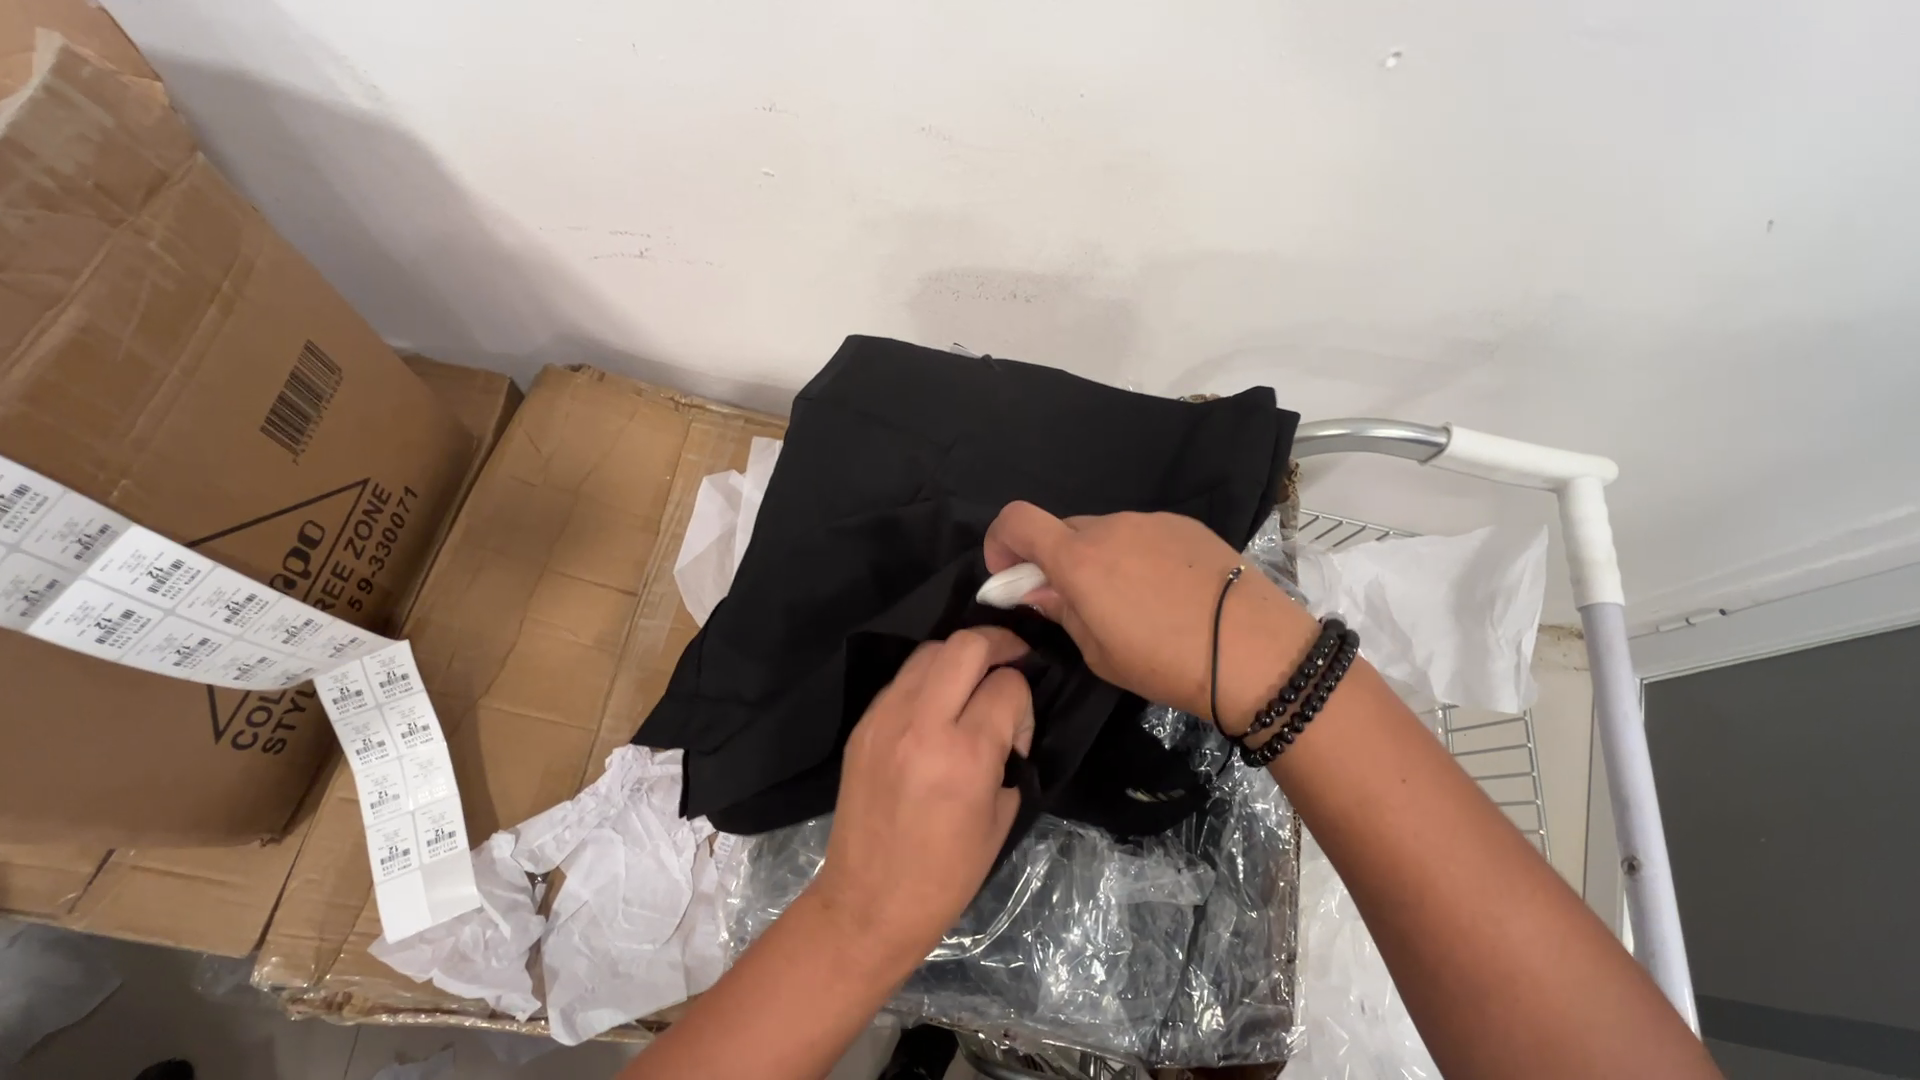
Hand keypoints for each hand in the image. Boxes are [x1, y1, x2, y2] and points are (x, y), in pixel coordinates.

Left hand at [805, 627, 1034, 964]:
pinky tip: (939, 705)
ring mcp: (886, 718)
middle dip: (1001, 644)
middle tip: (1014, 661)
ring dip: (961, 657)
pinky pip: (903, 678)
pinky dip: (929, 679)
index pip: (1008, 686)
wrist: (868, 901)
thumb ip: (1009, 756)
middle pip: (968, 644)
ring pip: (931, 650)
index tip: (1018, 735)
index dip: (1025, 702)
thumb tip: (1009, 721)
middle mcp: (923, 723)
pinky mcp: (864, 724)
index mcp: (965, 754)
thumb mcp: (1001, 817)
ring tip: (975, 680)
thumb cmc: (946, 874)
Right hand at [982, 501, 1318, 724]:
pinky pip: (1141, 533)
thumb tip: (1036, 591)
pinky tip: (1166, 592)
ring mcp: (1150, 520)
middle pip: (1062, 530)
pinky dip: (1136, 555)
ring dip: (1099, 559)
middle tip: (1076, 604)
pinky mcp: (1185, 524)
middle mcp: (1109, 526)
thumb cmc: (1165, 662)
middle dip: (1056, 562)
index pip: (1016, 520)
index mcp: (1078, 559)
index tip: (1012, 578)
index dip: (1001, 543)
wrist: (1255, 651)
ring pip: (1104, 532)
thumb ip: (1060, 611)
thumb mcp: (1098, 653)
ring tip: (1133, 604)